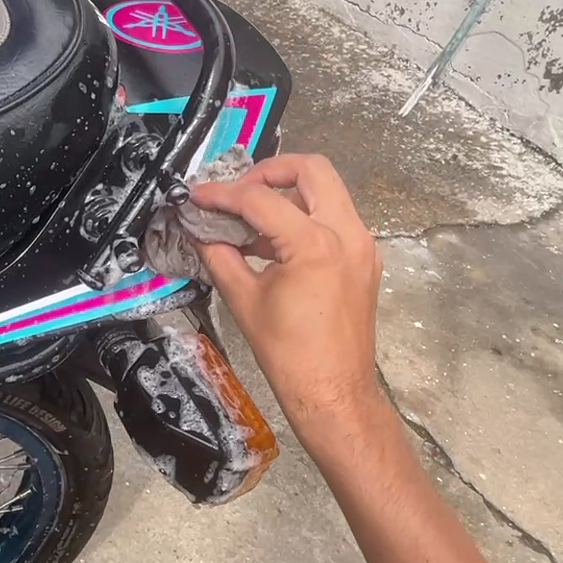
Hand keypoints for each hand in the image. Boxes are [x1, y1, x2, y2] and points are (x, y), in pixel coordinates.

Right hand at [192, 154, 386, 452]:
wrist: (333, 392)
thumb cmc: (287, 353)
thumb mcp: (243, 300)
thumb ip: (220, 256)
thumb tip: (201, 232)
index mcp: (315, 244)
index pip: (260, 200)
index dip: (222, 194)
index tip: (198, 195)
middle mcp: (347, 234)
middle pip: (312, 170)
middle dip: (270, 171)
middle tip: (238, 190)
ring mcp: (362, 246)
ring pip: (326, 191)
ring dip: (288, 194)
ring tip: (251, 217)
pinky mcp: (364, 260)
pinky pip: (334, 219)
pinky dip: (303, 217)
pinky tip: (273, 242)